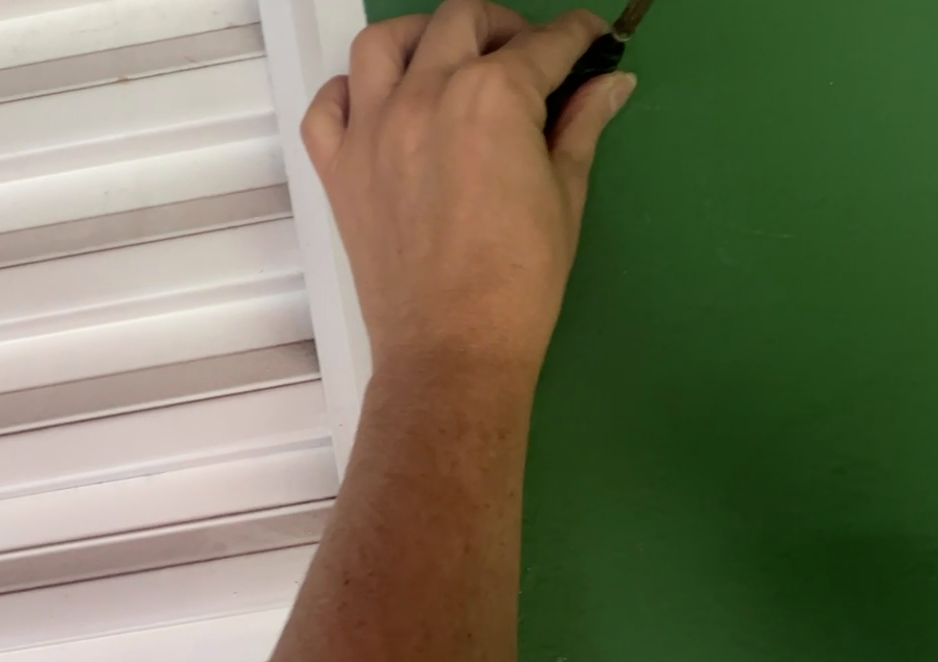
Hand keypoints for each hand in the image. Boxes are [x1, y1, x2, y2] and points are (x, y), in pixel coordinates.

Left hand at [302, 0, 636, 395]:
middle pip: (461, 23)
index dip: (576, 39)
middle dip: (504, 27)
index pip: (543, 44)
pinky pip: (325, 109)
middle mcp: (425, 96)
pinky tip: (377, 107)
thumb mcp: (564, 199)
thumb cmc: (517, 287)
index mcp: (492, 98)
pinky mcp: (339, 174)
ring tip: (444, 62)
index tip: (587, 44)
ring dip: (420, 38)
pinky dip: (346, 95)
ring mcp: (372, 134)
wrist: (451, 352)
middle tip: (524, 59)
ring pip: (382, 44)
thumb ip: (580, 128)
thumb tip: (612, 84)